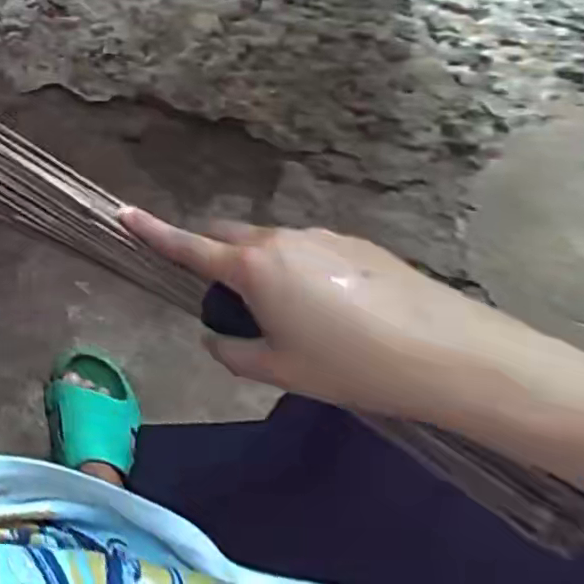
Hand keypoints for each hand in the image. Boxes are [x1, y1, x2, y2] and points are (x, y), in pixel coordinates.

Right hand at [120, 208, 546, 424]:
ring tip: (307, 320)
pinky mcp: (357, 242)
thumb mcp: (283, 371)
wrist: (460, 358)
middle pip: (228, 236)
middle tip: (241, 304)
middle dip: (220, 258)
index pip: (186, 245)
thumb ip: (233, 353)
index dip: (151, 230)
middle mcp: (278, 239)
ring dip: (267, 269)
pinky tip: (345, 312)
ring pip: (272, 244)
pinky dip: (306, 272)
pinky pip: (310, 250)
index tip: (122, 212)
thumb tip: (219, 337)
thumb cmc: (355, 365)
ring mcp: (319, 236)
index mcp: (250, 267)